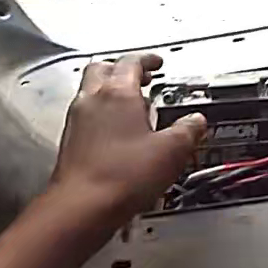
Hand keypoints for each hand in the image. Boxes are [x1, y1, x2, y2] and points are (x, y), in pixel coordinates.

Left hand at [50, 53, 205, 222]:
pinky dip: (103, 116)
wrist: (82, 207)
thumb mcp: (171, 151)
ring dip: (112, 92)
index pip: (131, 62)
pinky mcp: (71, 143)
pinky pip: (87, 117)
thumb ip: (188, 130)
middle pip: (103, 69)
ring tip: (135, 107)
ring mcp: (77, 122)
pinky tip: (119, 135)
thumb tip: (196, 121)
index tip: (157, 62)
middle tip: (142, 78)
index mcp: (118, 94)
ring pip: (92, 92)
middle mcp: (92, 101)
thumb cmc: (122, 176)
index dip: (147, 59)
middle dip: (123, 69)